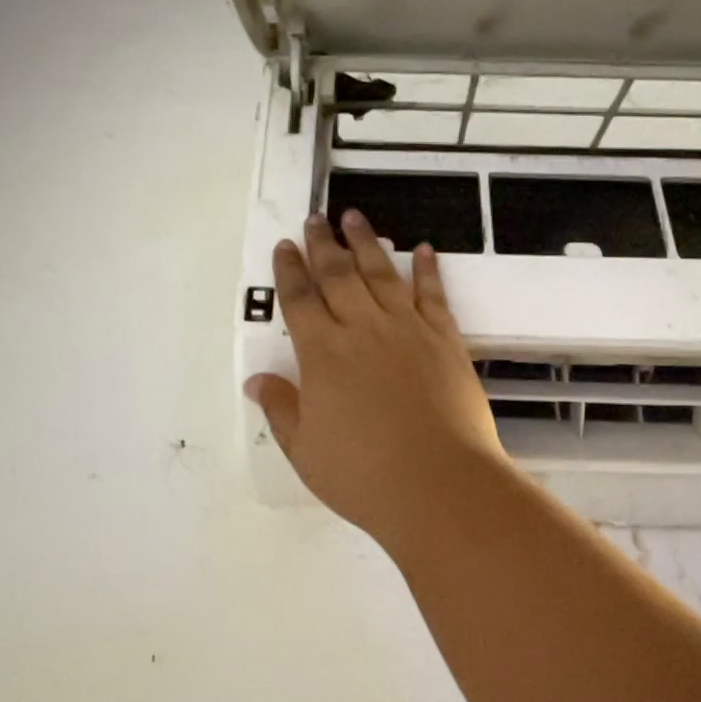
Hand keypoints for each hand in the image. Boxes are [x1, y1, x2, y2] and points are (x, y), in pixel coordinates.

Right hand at [246, 209, 509, 544]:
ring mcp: (407, 329)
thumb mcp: (306, 451)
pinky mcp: (445, 339)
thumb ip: (281, 409)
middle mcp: (363, 329)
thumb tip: (256, 381)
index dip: (290, 271)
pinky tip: (424, 249)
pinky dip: (428, 270)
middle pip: (338, 275)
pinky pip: (433, 294)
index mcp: (323, 353)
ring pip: (382, 273)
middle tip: (315, 218)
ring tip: (354, 217)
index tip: (285, 246)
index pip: (300, 300)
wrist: (440, 484)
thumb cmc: (364, 475)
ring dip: (366, 243)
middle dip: (323, 244)